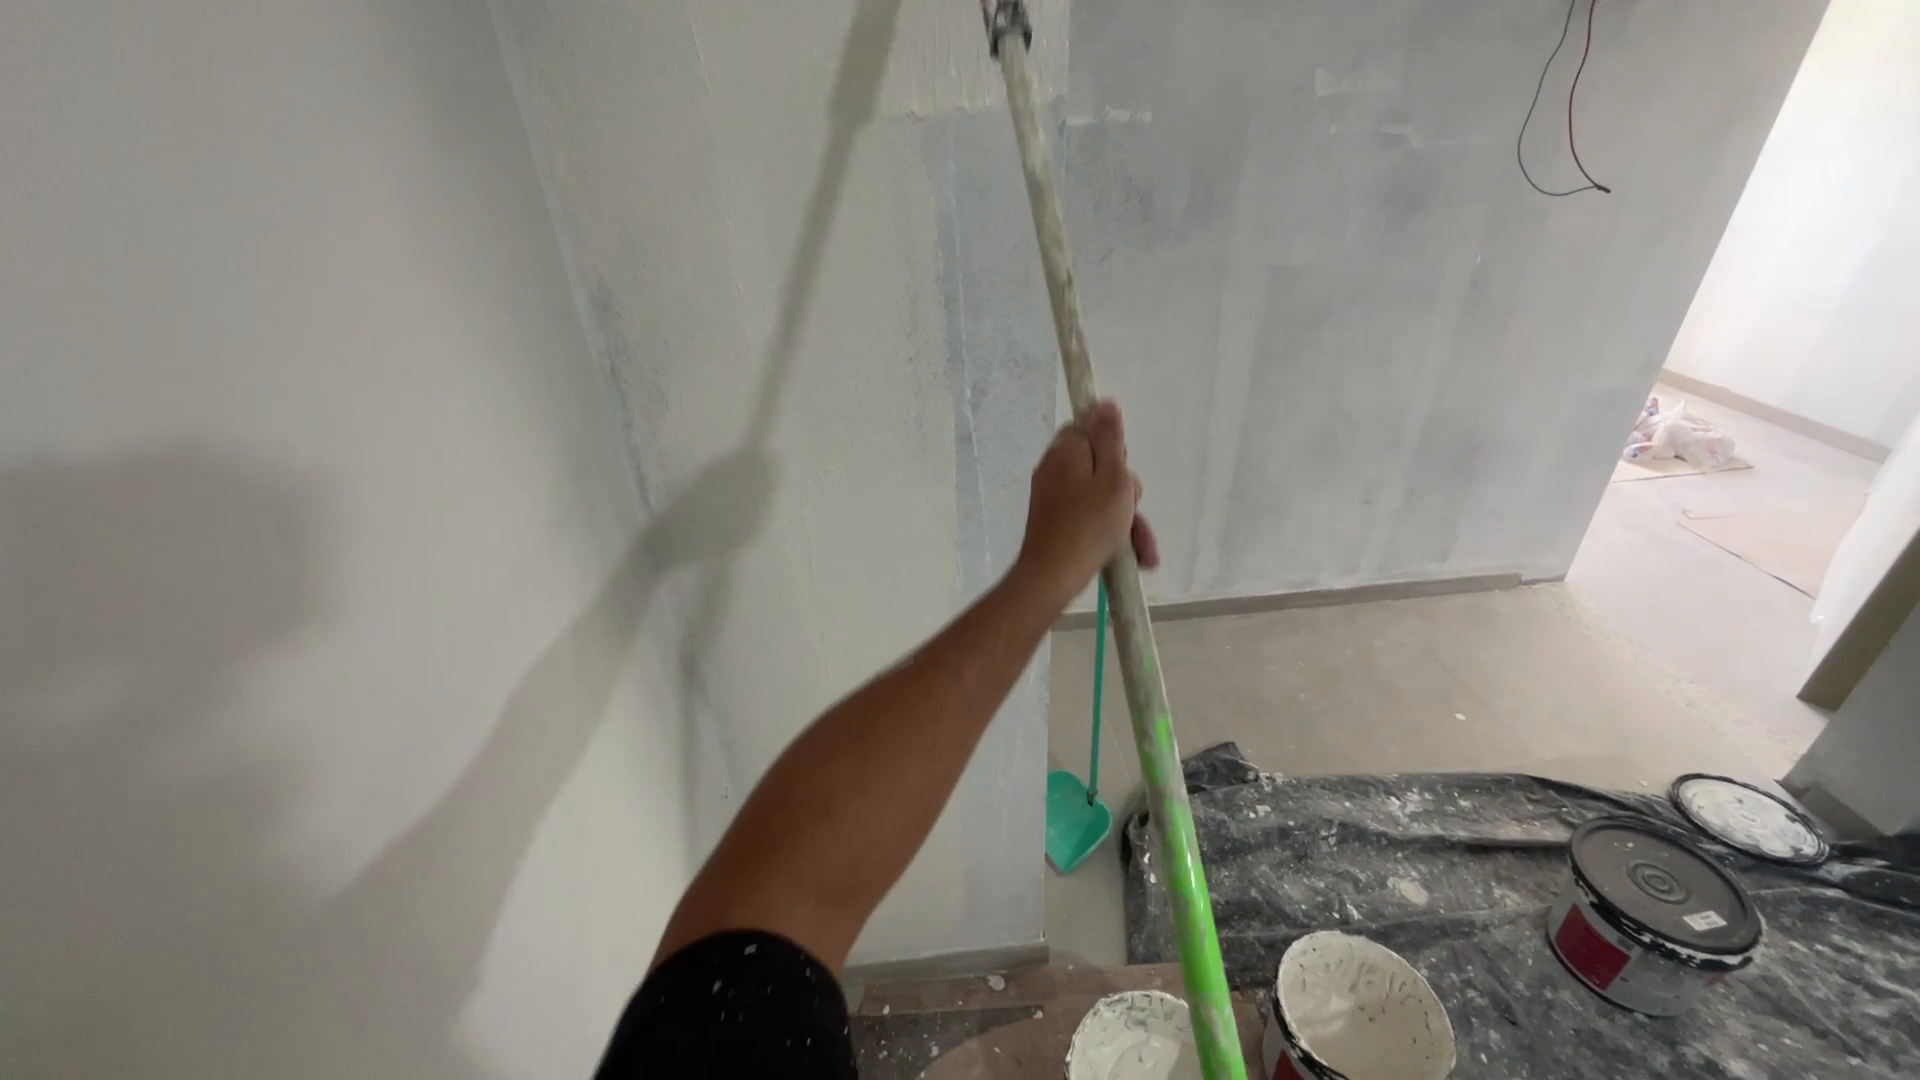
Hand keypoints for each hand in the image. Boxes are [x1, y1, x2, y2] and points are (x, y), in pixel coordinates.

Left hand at [1015, 400, 1159, 603]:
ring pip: (1101, 497)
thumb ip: (1111, 439)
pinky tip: (1135, 557)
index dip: (1114, 447)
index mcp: (1066, 451)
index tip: (1122, 470)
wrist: (1053, 576)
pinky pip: (1090, 517)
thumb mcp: (1113, 477)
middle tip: (1132, 507)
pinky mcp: (1055, 522)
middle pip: (1100, 466)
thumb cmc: (1090, 525)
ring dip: (1127, 520)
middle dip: (1126, 490)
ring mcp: (1053, 498)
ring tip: (1144, 549)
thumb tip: (1104, 402)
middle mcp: (1055, 469)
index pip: (1090, 429)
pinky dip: (1111, 533)